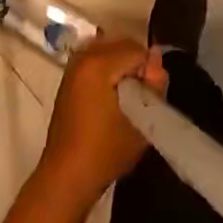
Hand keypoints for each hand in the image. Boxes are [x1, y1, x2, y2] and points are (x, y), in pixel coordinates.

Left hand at [37, 35, 168, 201]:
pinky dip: (110, 68)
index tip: (153, 95)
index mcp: (98, 64)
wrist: (65, 177)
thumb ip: (155, 88)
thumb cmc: (104, 152)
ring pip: (110, 49)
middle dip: (138, 64)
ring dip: (124, 65)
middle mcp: (84, 57)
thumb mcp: (141, 123)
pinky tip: (114, 95)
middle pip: (123, 44)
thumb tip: (157, 61)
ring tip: (131, 94)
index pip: (138, 51)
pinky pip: (98, 58)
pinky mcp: (70, 76)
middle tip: (145, 93)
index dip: (151, 71)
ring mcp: (74, 65)